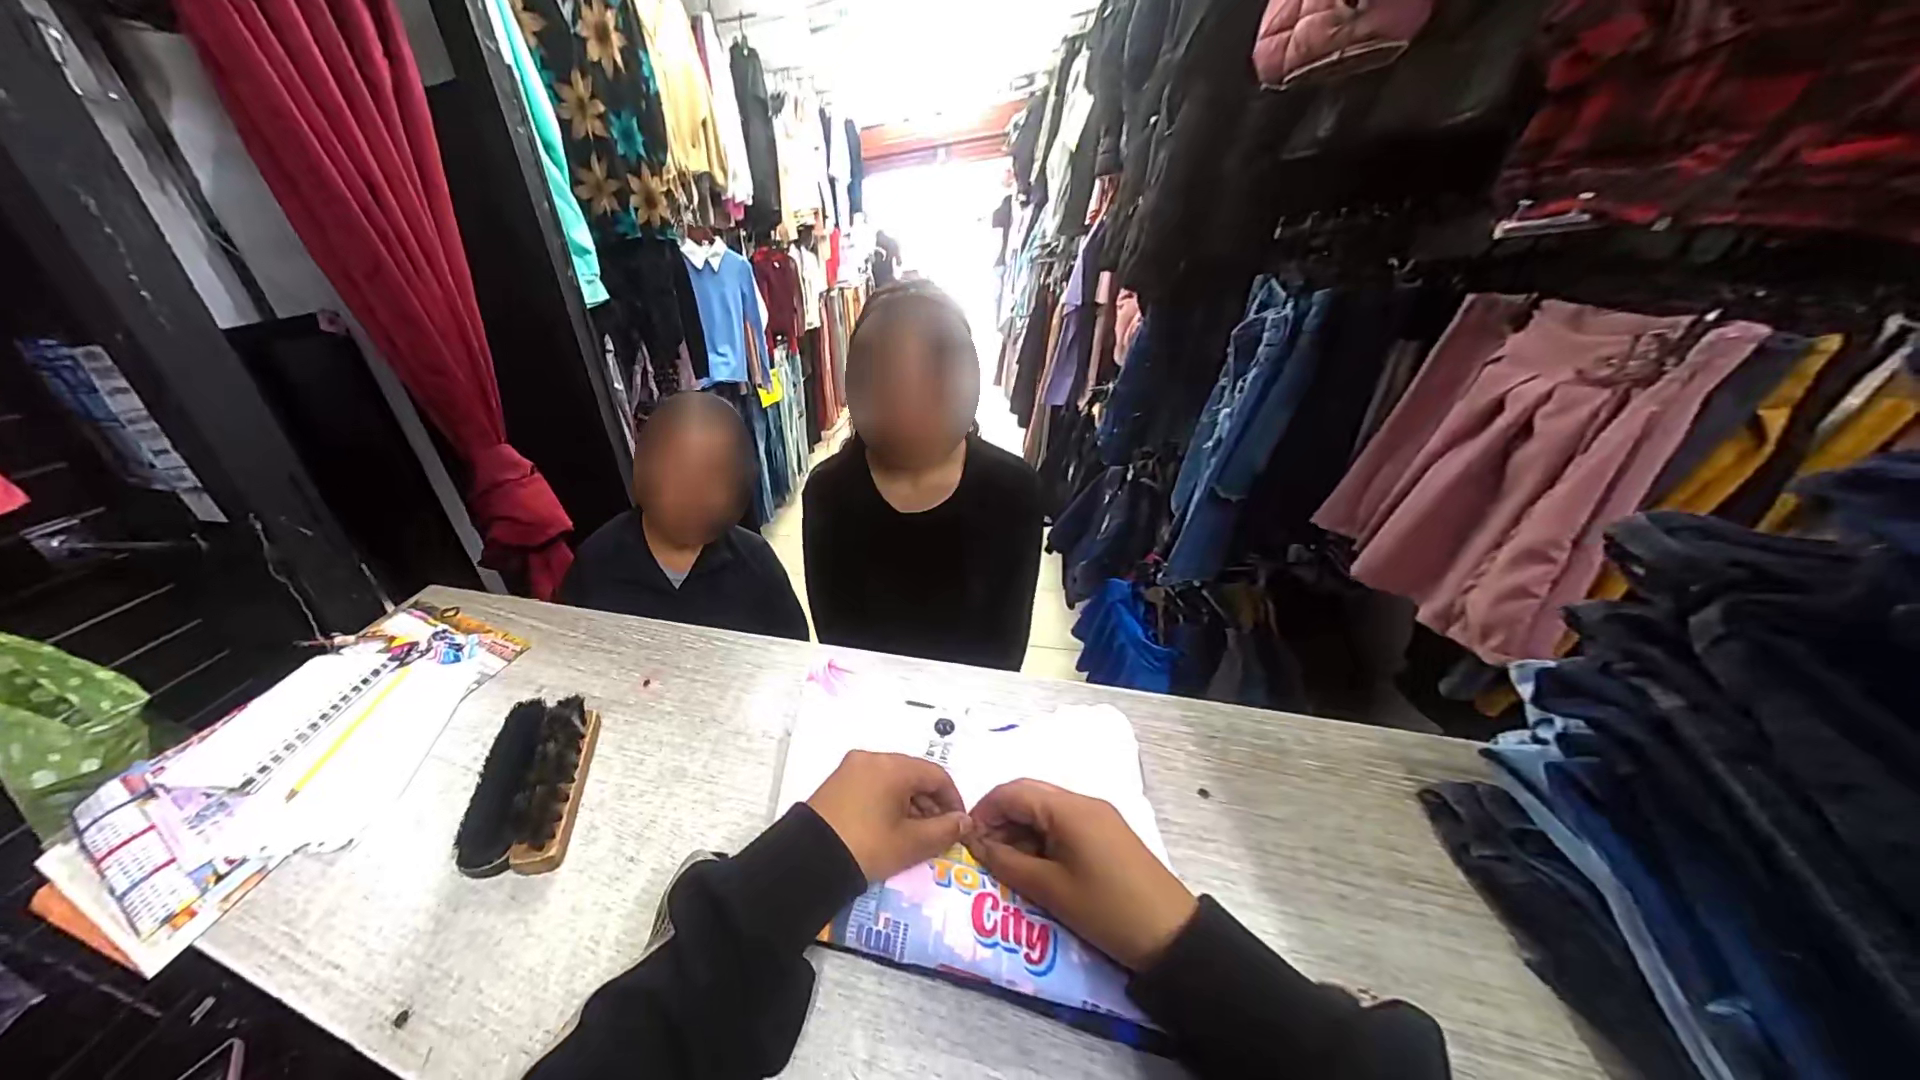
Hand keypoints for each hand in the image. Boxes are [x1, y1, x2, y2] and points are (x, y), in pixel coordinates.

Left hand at [807, 751, 971, 881]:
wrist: (806, 862)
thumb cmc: (866, 847)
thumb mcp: (910, 844)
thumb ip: (944, 830)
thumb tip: (964, 822)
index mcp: (893, 766)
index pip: (936, 775)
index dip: (953, 800)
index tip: (958, 824)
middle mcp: (872, 759)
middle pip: (914, 775)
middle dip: (931, 803)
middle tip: (938, 832)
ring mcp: (851, 768)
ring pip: (893, 780)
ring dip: (910, 804)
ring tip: (914, 834)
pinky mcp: (837, 783)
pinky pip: (873, 785)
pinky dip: (888, 802)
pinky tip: (890, 828)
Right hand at [966, 779, 1196, 970]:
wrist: (1171, 934)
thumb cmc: (1106, 910)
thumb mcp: (1050, 889)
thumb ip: (1008, 862)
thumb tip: (977, 844)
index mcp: (1068, 808)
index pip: (1013, 791)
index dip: (984, 811)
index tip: (967, 840)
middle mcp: (1082, 801)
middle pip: (1029, 795)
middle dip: (1001, 818)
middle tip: (985, 853)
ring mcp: (1097, 815)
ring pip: (1046, 809)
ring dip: (1021, 828)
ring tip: (1007, 863)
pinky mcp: (1106, 831)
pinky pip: (1064, 822)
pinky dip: (1042, 836)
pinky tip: (1035, 864)